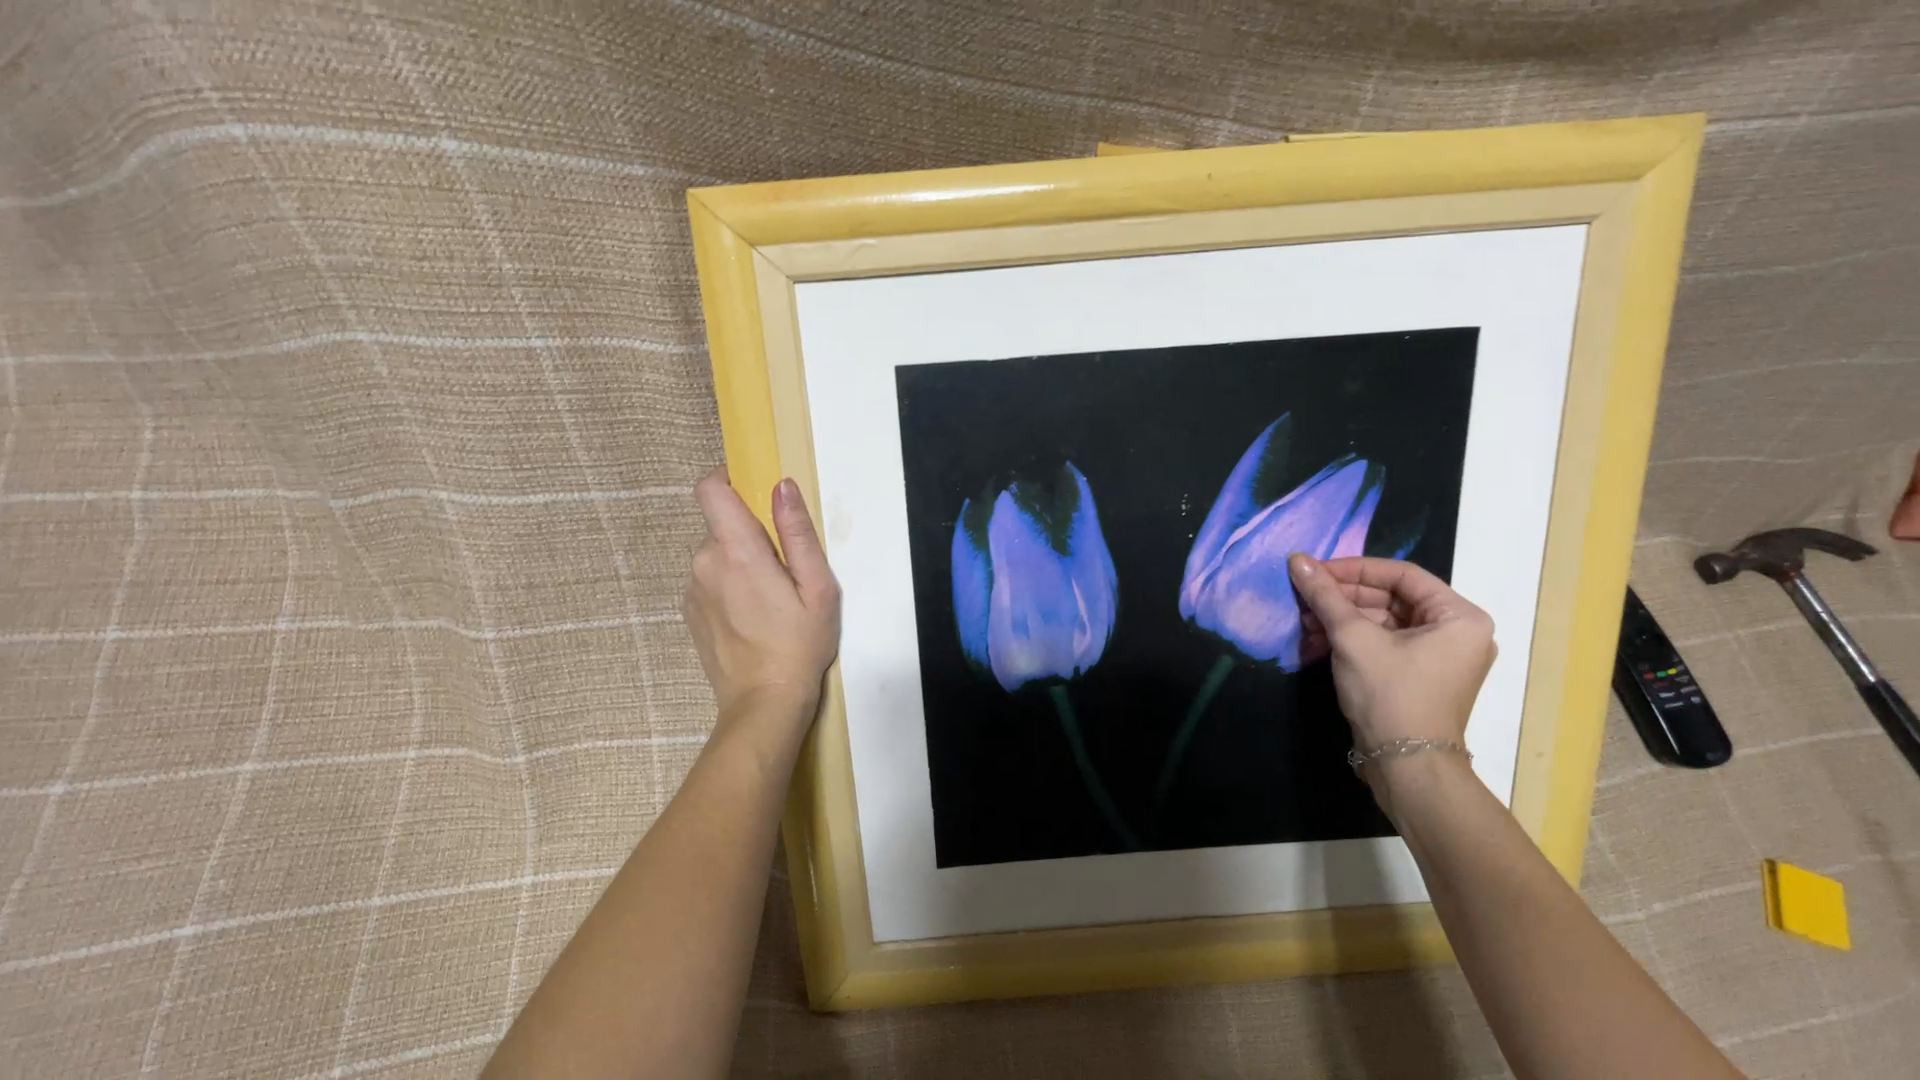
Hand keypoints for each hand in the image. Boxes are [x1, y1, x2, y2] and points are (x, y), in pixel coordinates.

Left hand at [684, 469, 841, 724]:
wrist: (763, 702)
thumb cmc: (799, 644)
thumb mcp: (818, 588)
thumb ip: (798, 533)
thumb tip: (782, 486)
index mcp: (736, 551)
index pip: (709, 489)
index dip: (726, 478)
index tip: (752, 489)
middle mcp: (704, 563)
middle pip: (719, 525)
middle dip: (748, 533)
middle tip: (784, 567)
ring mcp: (692, 589)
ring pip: (715, 554)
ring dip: (738, 562)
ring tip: (770, 598)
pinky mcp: (689, 612)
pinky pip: (709, 580)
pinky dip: (728, 585)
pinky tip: (752, 616)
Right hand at [1288, 554, 1495, 797]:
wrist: (1405, 765)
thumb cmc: (1390, 693)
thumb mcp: (1352, 638)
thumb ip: (1325, 595)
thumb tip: (1296, 558)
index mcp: (1460, 616)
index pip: (1401, 575)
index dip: (1354, 569)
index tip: (1315, 570)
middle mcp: (1458, 633)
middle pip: (1393, 598)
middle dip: (1344, 597)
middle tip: (1305, 596)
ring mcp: (1441, 658)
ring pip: (1385, 622)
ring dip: (1343, 619)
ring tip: (1305, 620)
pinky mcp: (1421, 678)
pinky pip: (1386, 644)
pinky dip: (1354, 640)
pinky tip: (1318, 640)